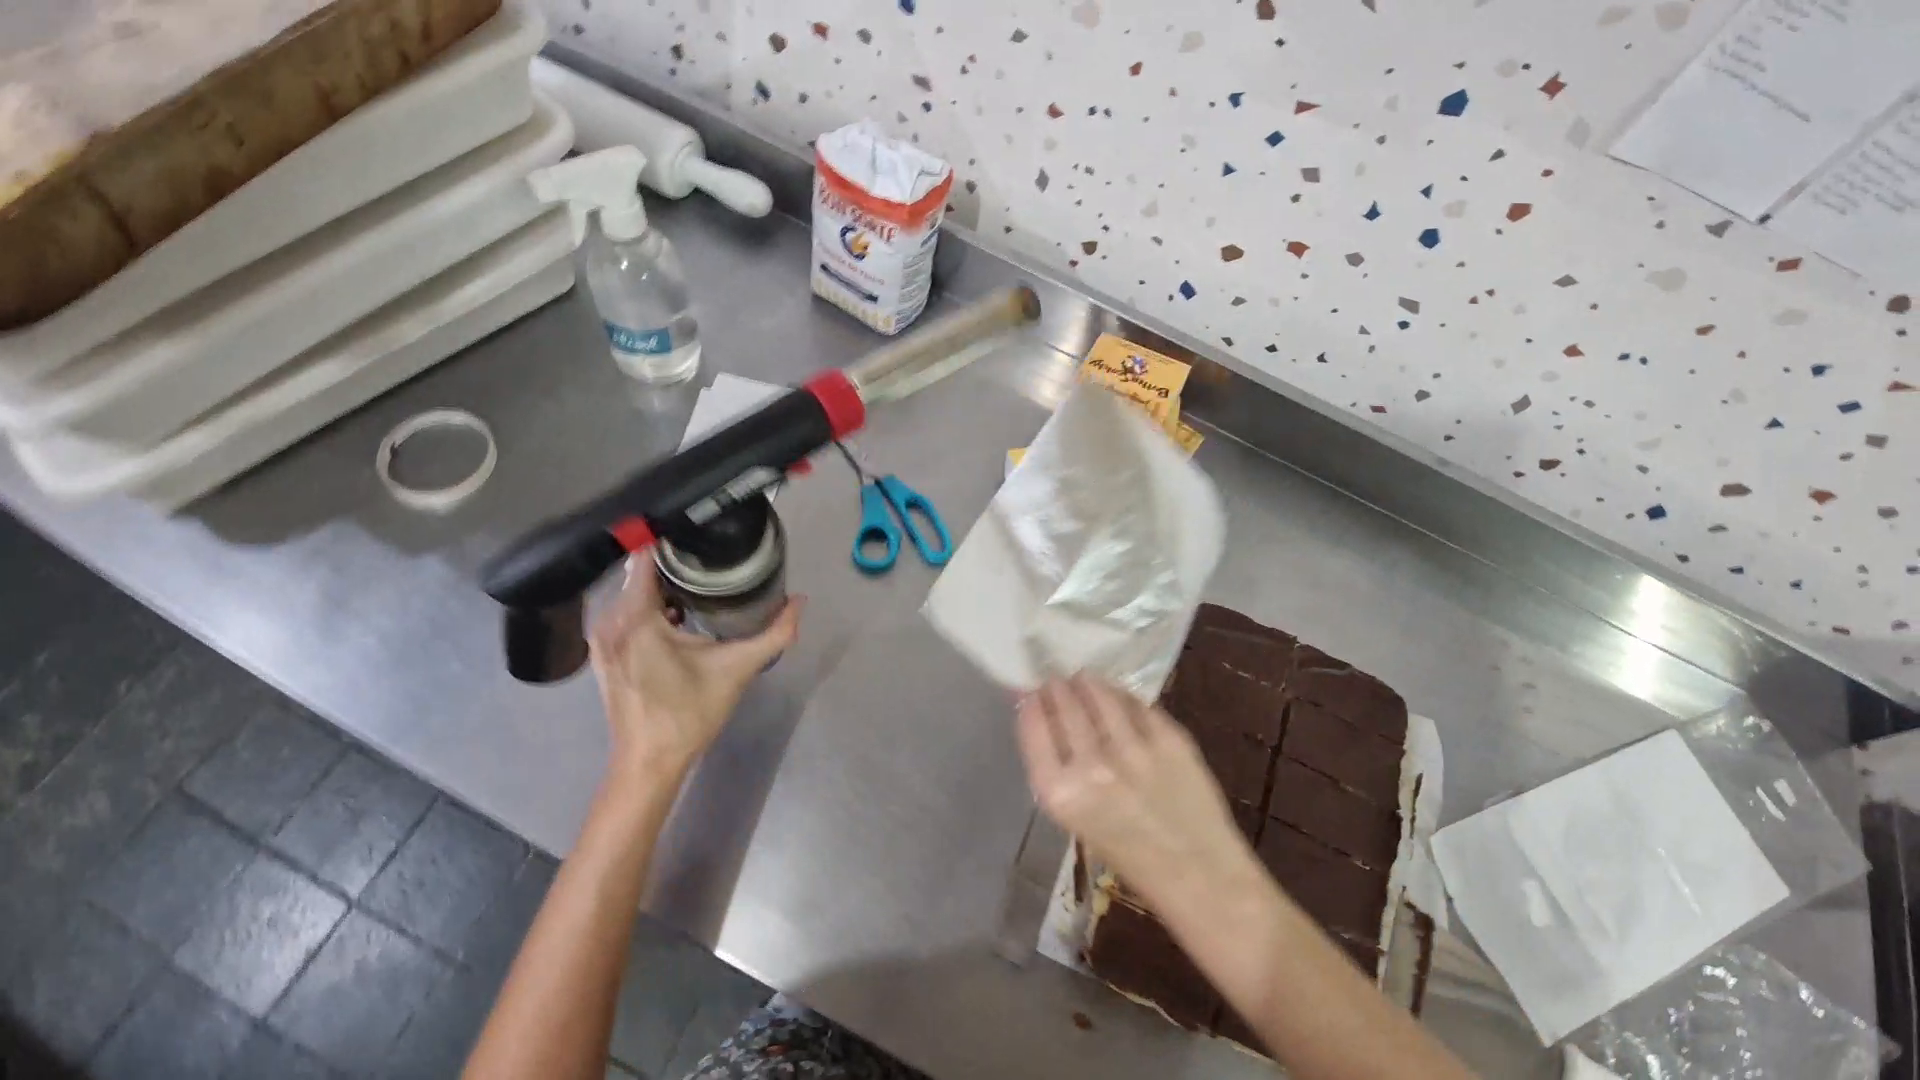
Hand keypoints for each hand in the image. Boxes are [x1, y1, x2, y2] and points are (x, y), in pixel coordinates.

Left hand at [588, 558, 801, 782]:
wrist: (649, 762)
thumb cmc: (689, 714)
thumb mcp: (737, 669)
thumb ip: (774, 633)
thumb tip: (800, 602)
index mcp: (635, 616)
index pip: (645, 557)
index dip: (670, 539)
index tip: (700, 532)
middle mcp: (609, 619)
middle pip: (640, 572)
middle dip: (672, 562)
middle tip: (710, 556)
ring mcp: (601, 636)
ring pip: (631, 592)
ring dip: (661, 586)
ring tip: (698, 578)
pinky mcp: (602, 652)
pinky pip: (623, 611)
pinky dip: (648, 606)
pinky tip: (677, 613)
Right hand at [1016, 674, 1256, 913]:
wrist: (1198, 875)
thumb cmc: (1130, 857)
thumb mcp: (1076, 819)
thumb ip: (1059, 770)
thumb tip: (1046, 723)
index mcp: (1060, 793)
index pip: (1033, 727)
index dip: (1031, 704)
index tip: (1032, 693)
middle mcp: (1091, 765)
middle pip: (1065, 706)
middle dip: (1057, 688)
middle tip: (1056, 680)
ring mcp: (1133, 748)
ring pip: (1100, 696)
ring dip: (1088, 684)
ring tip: (1084, 680)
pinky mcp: (1169, 738)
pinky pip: (1137, 704)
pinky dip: (1123, 697)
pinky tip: (1118, 697)